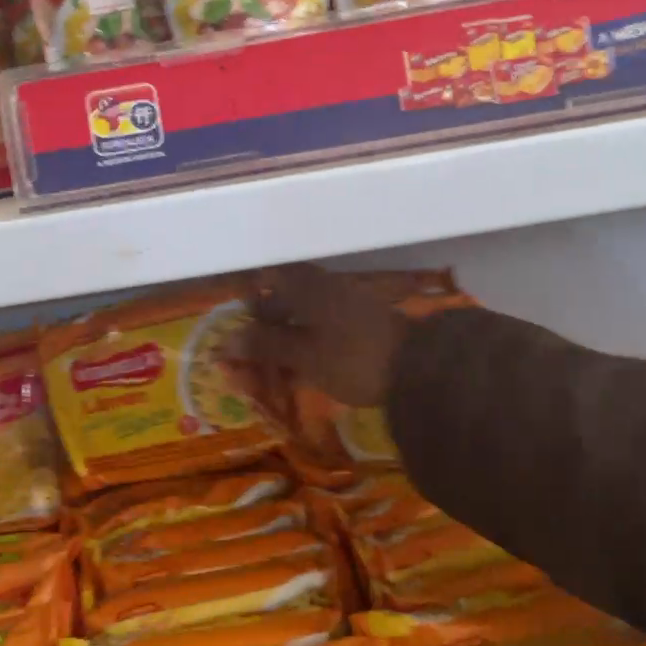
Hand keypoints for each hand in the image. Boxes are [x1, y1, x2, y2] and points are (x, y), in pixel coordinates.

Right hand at [239, 264, 412, 408]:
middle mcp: (325, 286)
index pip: (267, 275)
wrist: (421, 369)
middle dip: (264, 318)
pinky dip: (306, 340)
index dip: (247, 291)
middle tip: (248, 345)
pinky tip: (302, 365)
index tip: (235, 316)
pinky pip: (322, 324)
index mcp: (307, 285)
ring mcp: (347, 303)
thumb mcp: (303, 355)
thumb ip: (264, 345)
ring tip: (272, 361)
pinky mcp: (363, 323)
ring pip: (304, 311)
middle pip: (285, 294)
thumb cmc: (352, 357)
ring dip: (285, 332)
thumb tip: (224, 340)